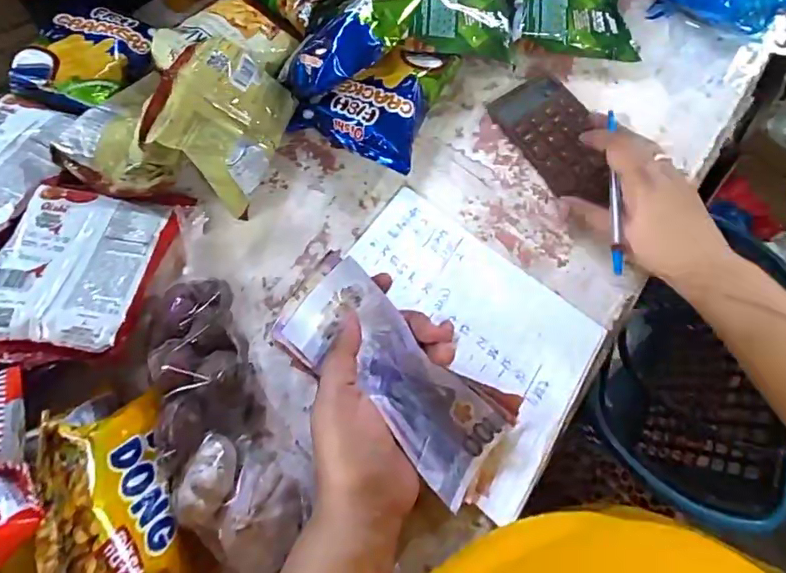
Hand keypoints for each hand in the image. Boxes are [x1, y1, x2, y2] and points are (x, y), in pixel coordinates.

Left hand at [309, 295, 456, 550]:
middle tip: (437, 329)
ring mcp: (397, 393)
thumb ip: (342, 355)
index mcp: (348, 370)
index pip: (359, 325)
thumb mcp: (334, 398)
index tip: (389, 279)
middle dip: (415, 323)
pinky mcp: (419, 410)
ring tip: (447, 344)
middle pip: (395, 335)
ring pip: (417, 352)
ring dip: (432, 341)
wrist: (369, 504)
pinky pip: (431, 378)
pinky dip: (441, 364)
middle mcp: (372, 376)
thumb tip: (350, 312)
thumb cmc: (346, 448)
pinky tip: (451, 358)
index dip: (372, 300)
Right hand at [561, 117, 736, 289]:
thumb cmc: (661, 250)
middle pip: (634, 138)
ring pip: (649, 145)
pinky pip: (658, 156)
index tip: (581, 136)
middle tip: (592, 119)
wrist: (708, 265)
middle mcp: (659, 169)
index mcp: (641, 178)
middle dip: (612, 127)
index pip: (617, 146)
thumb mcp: (621, 236)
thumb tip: (562, 202)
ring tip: (612, 137)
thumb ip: (591, 215)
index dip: (598, 137)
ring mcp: (675, 175)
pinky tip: (638, 162)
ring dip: (628, 137)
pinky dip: (642, 149)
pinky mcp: (684, 184)